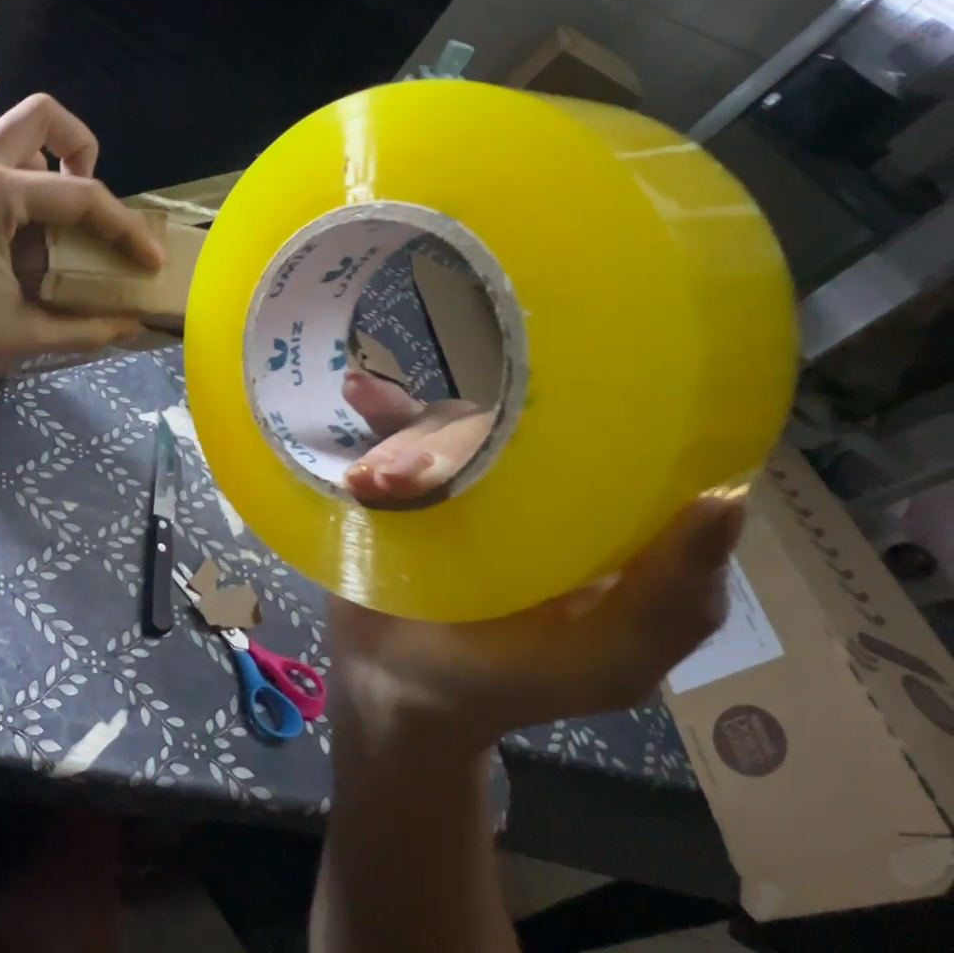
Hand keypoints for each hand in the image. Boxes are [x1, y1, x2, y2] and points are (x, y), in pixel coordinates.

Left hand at [0, 95, 163, 399]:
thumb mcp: (24, 333)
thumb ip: (86, 326)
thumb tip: (132, 323)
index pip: (78, 196)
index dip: (123, 228)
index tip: (149, 258)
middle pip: (41, 116)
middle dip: (82, 147)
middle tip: (92, 198)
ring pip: (8, 127)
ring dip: (45, 154)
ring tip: (57, 208)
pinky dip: (14, 168)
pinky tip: (20, 220)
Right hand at [327, 371, 744, 754]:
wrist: (399, 693)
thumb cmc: (515, 682)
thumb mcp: (608, 662)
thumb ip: (671, 602)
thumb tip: (724, 497)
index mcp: (598, 513)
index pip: (607, 440)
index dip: (588, 415)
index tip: (550, 409)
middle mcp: (534, 479)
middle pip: (505, 427)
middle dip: (449, 446)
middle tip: (402, 483)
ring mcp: (462, 475)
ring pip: (441, 426)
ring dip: (402, 442)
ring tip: (369, 483)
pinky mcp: (401, 480)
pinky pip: (391, 428)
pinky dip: (377, 405)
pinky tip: (359, 390)